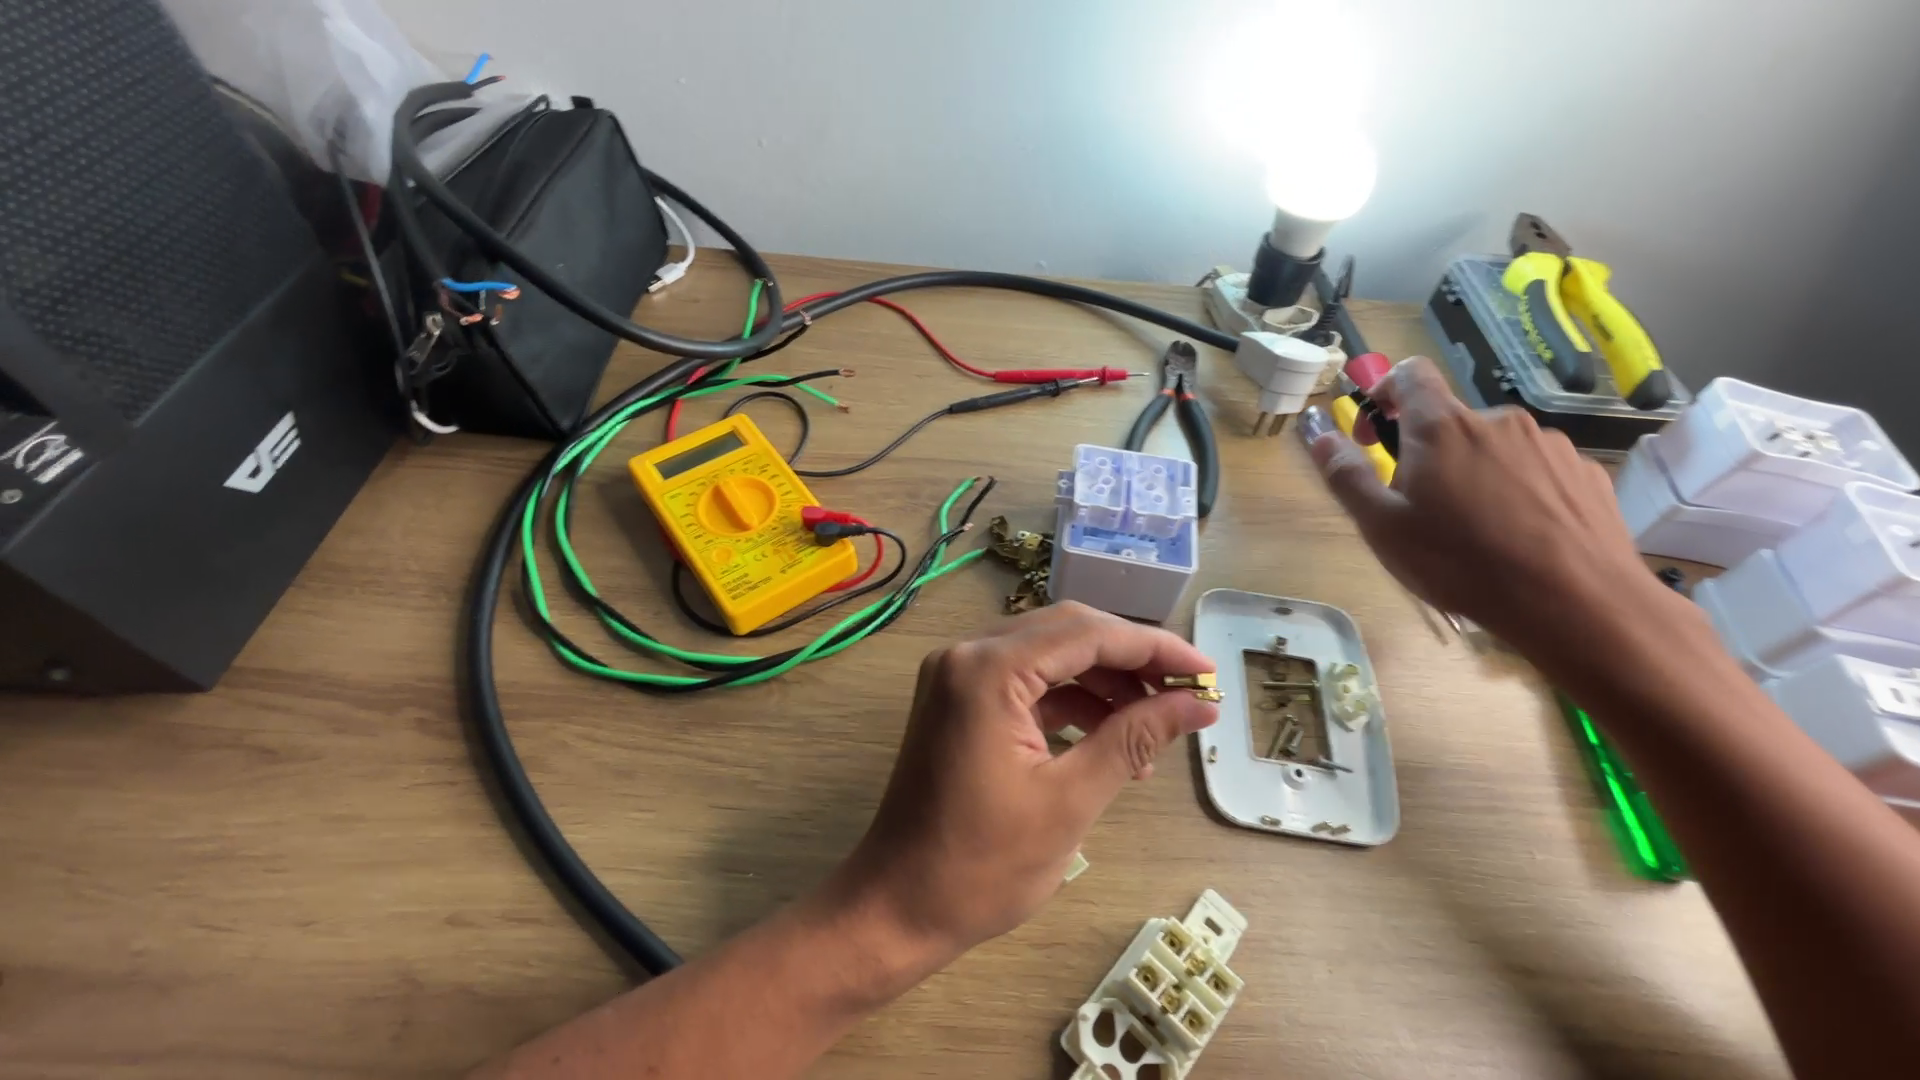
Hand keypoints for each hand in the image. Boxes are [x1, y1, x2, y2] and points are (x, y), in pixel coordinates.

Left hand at [826, 602, 1217, 967]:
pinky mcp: (959, 701)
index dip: (1155, 649)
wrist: (897, 907)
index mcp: (988, 670)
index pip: (1088, 633)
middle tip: (1187, 694)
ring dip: (1104, 683)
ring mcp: (958, 676)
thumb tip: (1199, 705)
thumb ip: (1135, 739)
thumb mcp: (1071, 800)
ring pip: (1049, 655)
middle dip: (1132, 661)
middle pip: (1068, 633)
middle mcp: (967, 655)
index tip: (1207, 673)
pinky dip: (1071, 703)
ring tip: (1155, 726)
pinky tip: (1111, 739)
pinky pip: (1027, 683)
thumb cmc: (982, 866)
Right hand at [1302, 356, 1674, 649]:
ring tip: (1475, 532)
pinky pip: (1535, 471)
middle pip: (1450, 422)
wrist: (1575, 602)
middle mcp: (1498, 421)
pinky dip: (1517, 492)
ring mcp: (1549, 445)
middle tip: (1422, 509)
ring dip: (1475, 474)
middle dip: (1428, 455)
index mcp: (1442, 427)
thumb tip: (1319, 434)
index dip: (1384, 392)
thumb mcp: (1382, 526)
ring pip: (1494, 449)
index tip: (1374, 433)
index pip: (1410, 374)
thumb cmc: (1460, 562)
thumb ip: (1347, 475)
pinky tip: (1518, 537)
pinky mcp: (1584, 474)